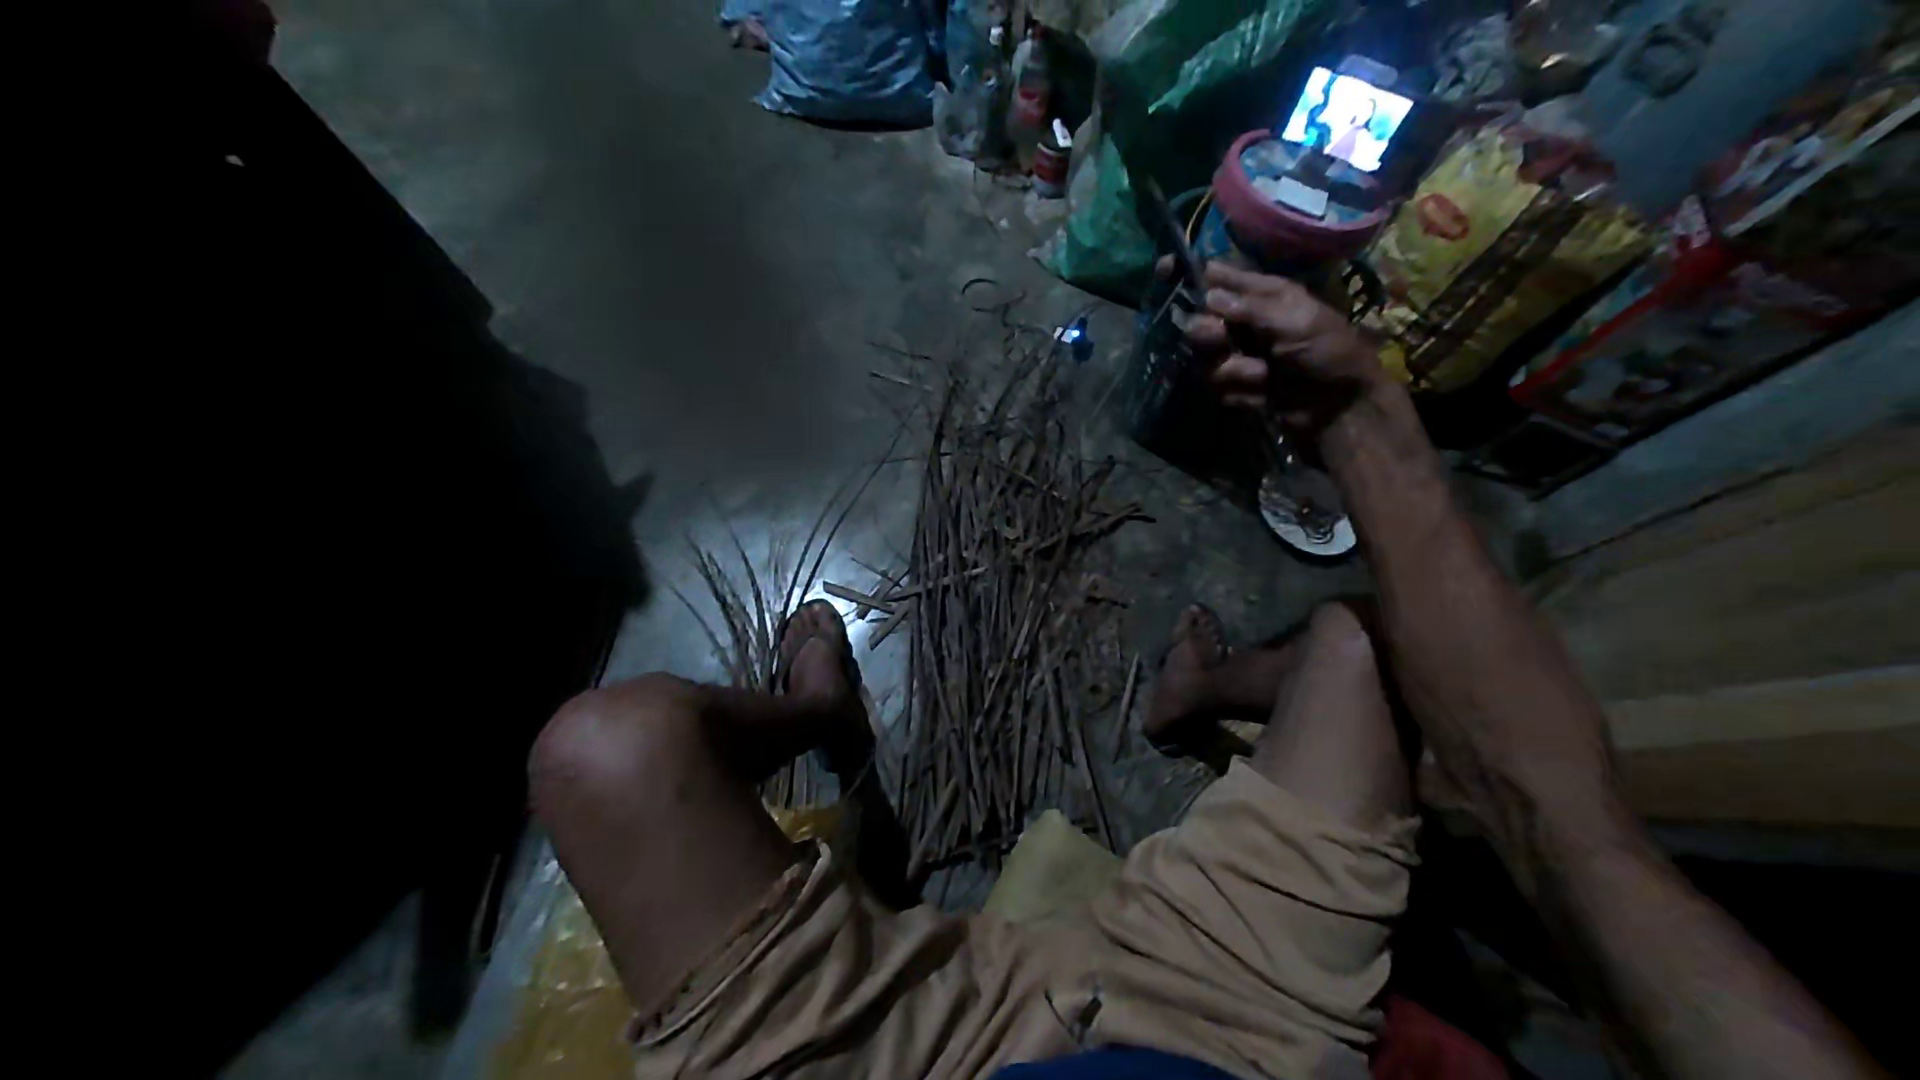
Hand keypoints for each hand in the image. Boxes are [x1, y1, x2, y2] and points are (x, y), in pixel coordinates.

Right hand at [1161, 259, 1387, 431]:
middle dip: (1207, 332)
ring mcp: (1237, 355)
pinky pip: (1216, 387)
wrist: (1339, 407)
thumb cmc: (1328, 352)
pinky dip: (1239, 392)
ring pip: (1204, 359)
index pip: (1216, 278)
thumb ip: (1249, 307)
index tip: (1164, 270)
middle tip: (1220, 338)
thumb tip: (1208, 295)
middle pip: (1199, 321)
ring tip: (1260, 375)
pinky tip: (1262, 394)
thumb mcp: (1295, 320)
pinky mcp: (1235, 387)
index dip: (1190, 275)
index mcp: (1261, 295)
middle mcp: (1243, 323)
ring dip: (1231, 369)